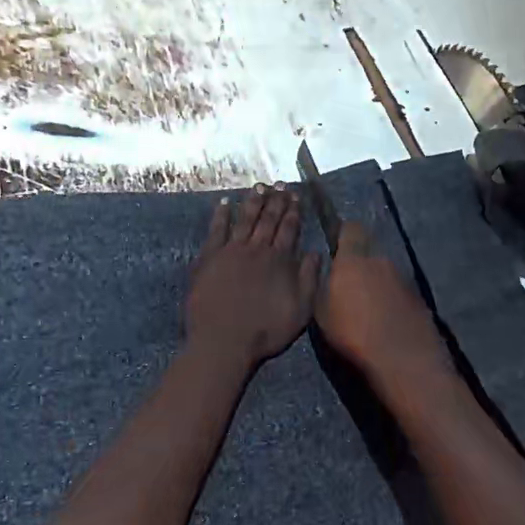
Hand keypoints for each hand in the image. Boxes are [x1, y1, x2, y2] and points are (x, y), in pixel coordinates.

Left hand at [184, 186, 319, 368]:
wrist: (223, 340)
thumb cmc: (265, 329)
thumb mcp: (301, 309)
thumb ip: (310, 279)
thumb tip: (316, 253)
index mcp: (279, 260)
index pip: (289, 229)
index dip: (293, 211)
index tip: (296, 196)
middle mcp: (256, 249)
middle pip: (268, 219)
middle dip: (276, 200)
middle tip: (280, 184)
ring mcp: (230, 251)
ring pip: (244, 219)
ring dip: (253, 202)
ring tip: (259, 186)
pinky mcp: (208, 258)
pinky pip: (216, 230)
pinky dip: (221, 215)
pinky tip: (225, 203)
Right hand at [314, 221, 452, 387]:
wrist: (403, 356)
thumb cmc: (353, 333)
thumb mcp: (322, 313)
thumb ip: (323, 286)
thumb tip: (328, 274)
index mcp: (354, 260)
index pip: (351, 228)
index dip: (344, 233)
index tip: (338, 243)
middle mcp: (381, 260)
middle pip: (370, 251)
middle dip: (361, 261)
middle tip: (351, 282)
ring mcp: (403, 277)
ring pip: (386, 271)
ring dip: (378, 281)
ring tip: (370, 305)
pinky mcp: (418, 295)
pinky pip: (399, 289)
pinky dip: (392, 297)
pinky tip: (388, 316)